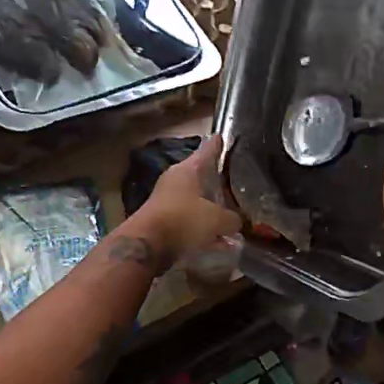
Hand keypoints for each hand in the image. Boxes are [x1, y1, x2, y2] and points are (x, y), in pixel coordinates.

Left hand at [130, 134, 242, 268]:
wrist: (147, 246)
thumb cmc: (183, 221)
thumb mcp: (217, 219)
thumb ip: (232, 219)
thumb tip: (236, 222)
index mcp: (187, 170)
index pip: (206, 150)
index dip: (217, 145)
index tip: (222, 137)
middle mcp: (175, 182)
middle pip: (201, 178)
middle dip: (218, 184)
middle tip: (235, 185)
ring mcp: (167, 203)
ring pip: (196, 203)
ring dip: (212, 211)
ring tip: (232, 219)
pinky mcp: (164, 224)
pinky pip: (190, 223)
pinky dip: (204, 230)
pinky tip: (220, 242)